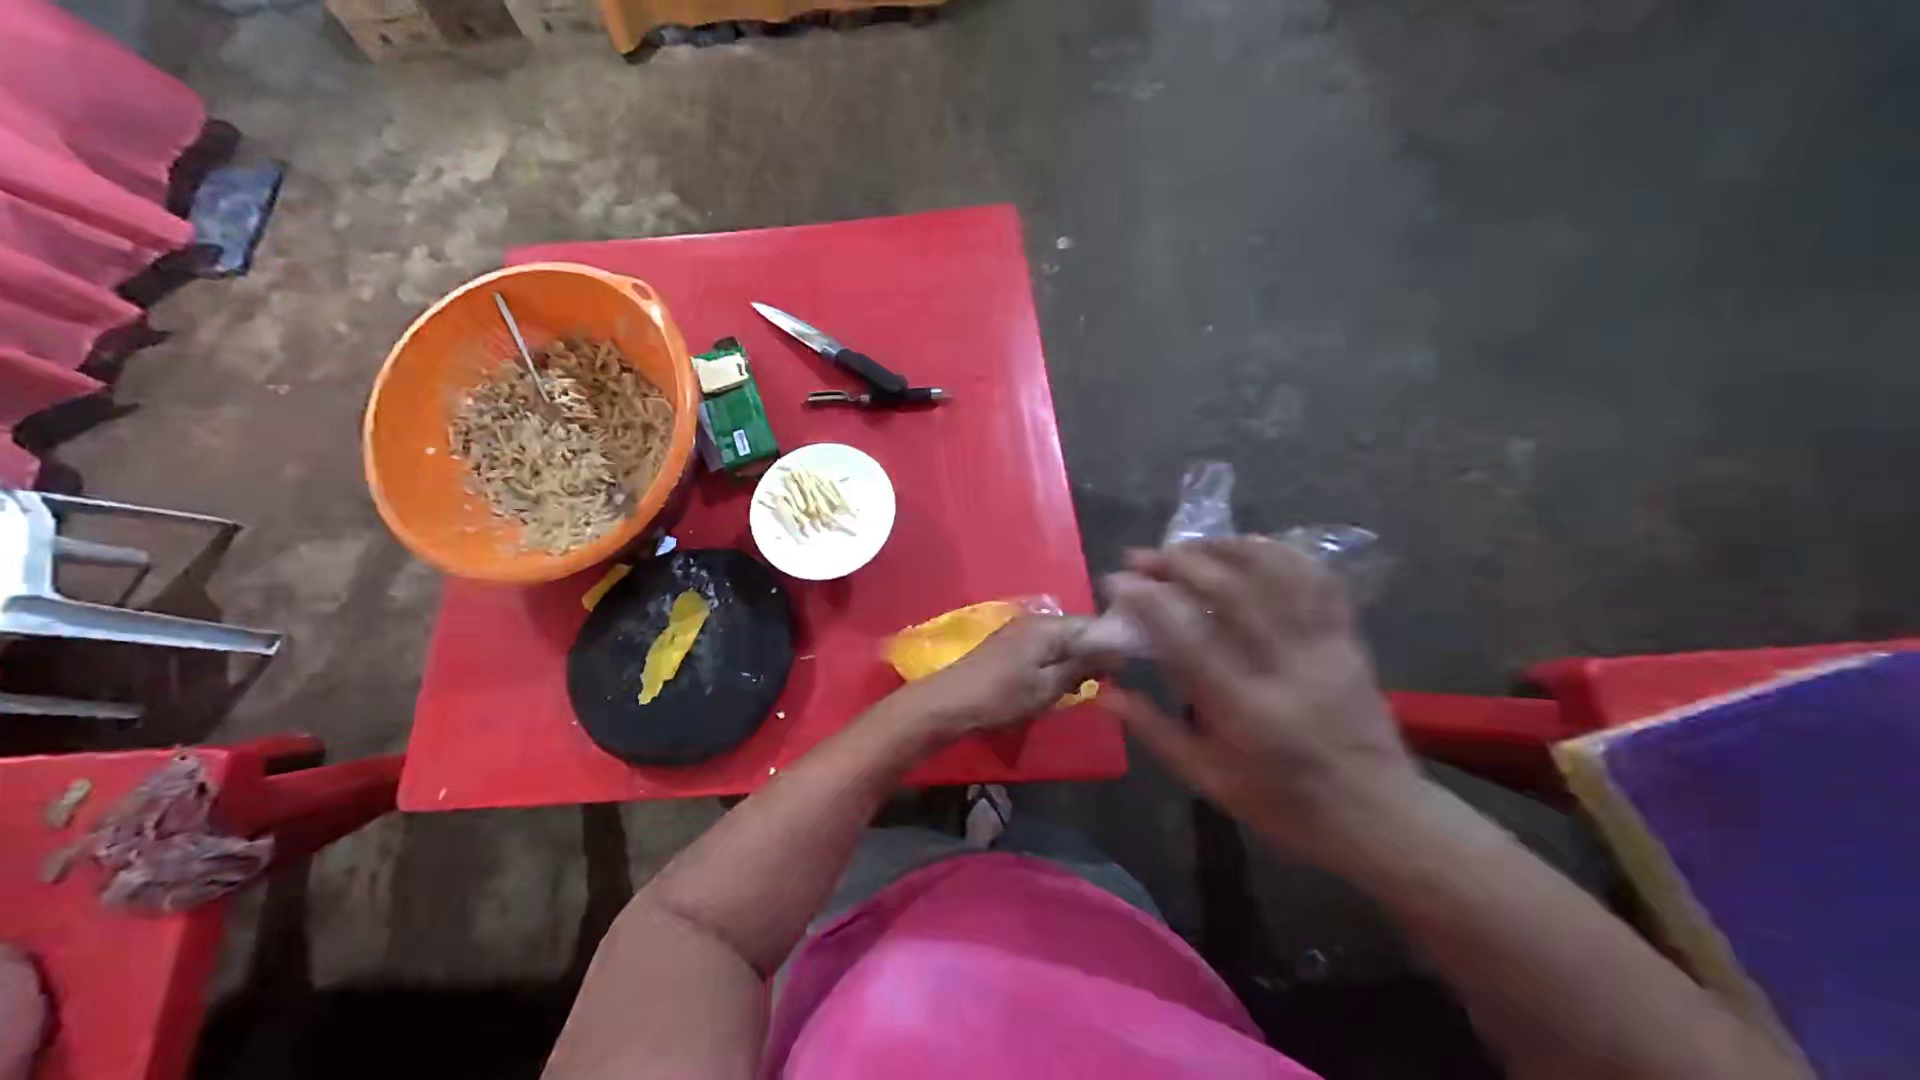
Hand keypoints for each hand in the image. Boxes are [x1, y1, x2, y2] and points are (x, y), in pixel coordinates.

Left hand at [889, 614, 1099, 740]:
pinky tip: (1059, 684)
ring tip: (1085, 686)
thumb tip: (1116, 652)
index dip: (1116, 643)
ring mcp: (1020, 631)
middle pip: (1079, 631)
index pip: (1096, 624)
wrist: (949, 703)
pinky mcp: (1010, 645)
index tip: (1130, 666)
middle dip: (1096, 653)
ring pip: (1062, 641)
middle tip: (1107, 682)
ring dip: (1076, 661)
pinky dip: (1057, 664)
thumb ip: (1082, 667)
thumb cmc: (1001, 697)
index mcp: (1049, 626)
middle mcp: (1036, 620)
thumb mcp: (1047, 688)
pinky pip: (1045, 648)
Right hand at [1103, 536, 1418, 854]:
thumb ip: (1154, 731)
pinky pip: (1318, 580)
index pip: (1188, 641)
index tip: (1117, 582)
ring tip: (1188, 545)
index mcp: (1246, 713)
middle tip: (1142, 557)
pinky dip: (1279, 554)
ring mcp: (1325, 650)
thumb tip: (1104, 692)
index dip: (1148, 603)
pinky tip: (1248, 547)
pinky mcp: (1349, 640)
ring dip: (1225, 548)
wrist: (1379, 815)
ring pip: (1276, 575)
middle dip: (1179, 563)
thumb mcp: (1209, 781)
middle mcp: (1287, 671)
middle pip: (1232, 593)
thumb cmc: (1284, 804)